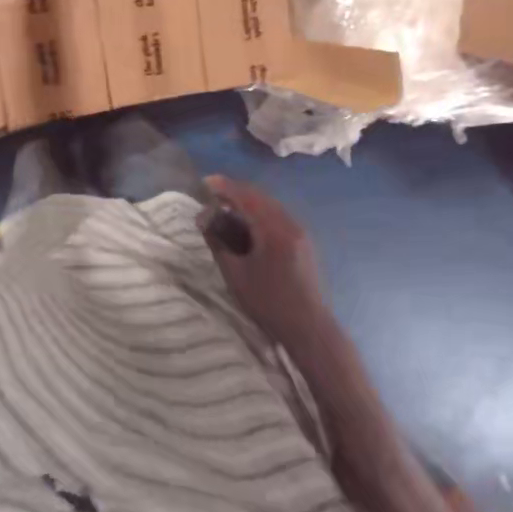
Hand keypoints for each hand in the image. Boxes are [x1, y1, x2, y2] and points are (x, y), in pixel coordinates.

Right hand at [197, 175, 326, 342]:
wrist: (309, 328)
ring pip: (270, 204)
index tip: (205, 183)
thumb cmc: (268, 303)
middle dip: (235, 191)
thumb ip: (217, 242)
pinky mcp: (303, 240)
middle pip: (259, 196)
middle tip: (213, 193)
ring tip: (228, 205)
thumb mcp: (235, 274)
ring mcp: (300, 231)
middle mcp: (289, 224)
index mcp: (273, 230)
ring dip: (248, 200)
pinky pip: (278, 214)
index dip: (224, 187)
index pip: (245, 197)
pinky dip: (260, 210)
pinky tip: (248, 221)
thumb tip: (203, 218)